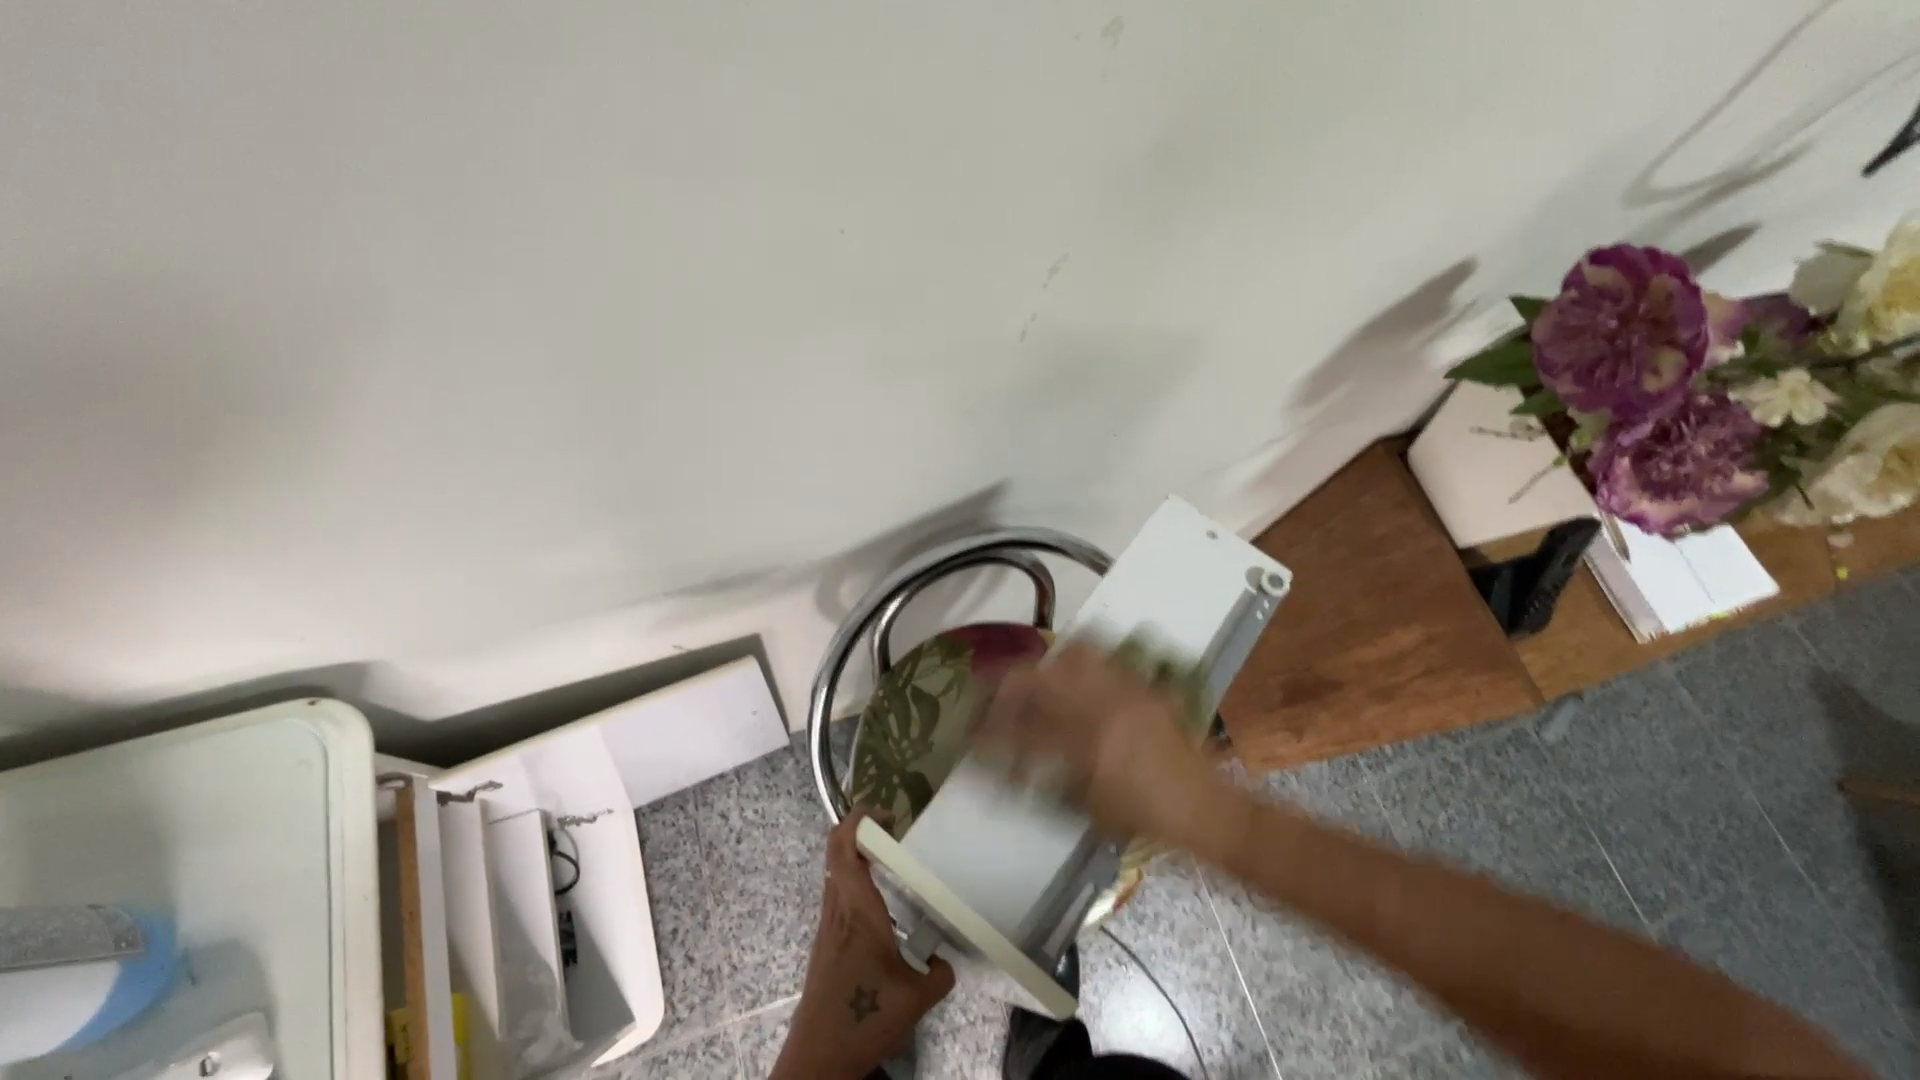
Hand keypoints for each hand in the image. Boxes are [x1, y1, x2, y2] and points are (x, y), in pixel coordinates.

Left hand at [772, 808, 955, 1079]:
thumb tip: (946, 961)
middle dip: (861, 831)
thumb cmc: (864, 1018)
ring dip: (857, 857)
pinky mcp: (825, 945)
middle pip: (836, 853)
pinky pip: (838, 897)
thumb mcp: (917, 998)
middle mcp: (837, 910)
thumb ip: (940, 973)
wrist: (818, 1058)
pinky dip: (856, 884)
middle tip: (896, 832)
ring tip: (894, 862)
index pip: (845, 847)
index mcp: (858, 911)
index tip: (889, 814)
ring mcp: (827, 927)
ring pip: (835, 874)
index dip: (860, 819)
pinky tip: (883, 906)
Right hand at [975, 642, 1227, 846]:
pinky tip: (1073, 663)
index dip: (988, 730)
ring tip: (1033, 673)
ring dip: (1046, 662)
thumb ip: (1048, 778)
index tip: (968, 731)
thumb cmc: (1146, 819)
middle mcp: (1103, 711)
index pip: (1021, 731)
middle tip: (990, 692)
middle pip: (1039, 681)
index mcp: (1086, 749)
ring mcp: (1126, 693)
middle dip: (1005, 684)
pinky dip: (1083, 653)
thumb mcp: (1090, 807)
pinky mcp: (1145, 686)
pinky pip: (1109, 656)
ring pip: (1073, 656)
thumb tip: (1014, 761)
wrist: (1205, 808)